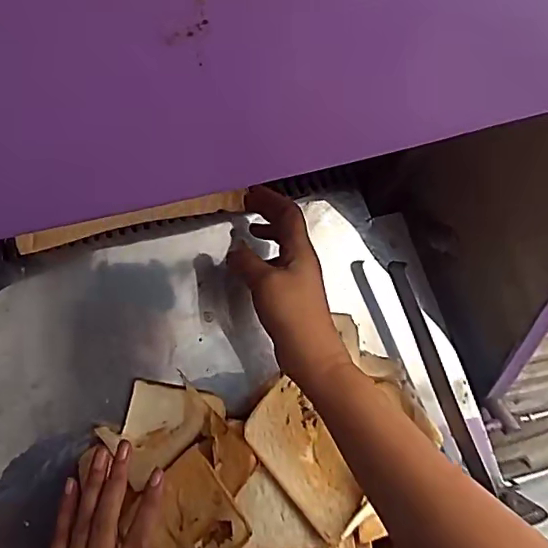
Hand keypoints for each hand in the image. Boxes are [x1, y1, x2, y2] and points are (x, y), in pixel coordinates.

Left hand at [40, 441, 164, 547]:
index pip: (138, 545)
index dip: (149, 508)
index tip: (159, 475)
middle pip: (106, 523)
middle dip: (116, 482)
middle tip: (124, 447)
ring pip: (82, 523)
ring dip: (92, 486)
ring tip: (100, 453)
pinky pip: (57, 540)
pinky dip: (64, 510)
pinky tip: (69, 484)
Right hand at [227, 185, 349, 386]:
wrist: (313, 355)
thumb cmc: (292, 315)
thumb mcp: (264, 283)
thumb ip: (247, 262)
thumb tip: (235, 249)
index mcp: (300, 251)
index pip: (288, 214)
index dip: (271, 199)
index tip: (252, 192)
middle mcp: (302, 259)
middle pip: (288, 225)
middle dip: (269, 211)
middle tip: (248, 203)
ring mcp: (299, 276)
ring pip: (284, 243)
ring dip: (267, 231)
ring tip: (249, 228)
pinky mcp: (293, 293)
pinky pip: (278, 261)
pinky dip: (264, 253)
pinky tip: (252, 263)